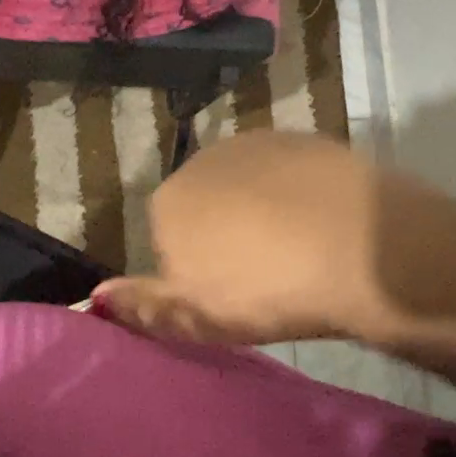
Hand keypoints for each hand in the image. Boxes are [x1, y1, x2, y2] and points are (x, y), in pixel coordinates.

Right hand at [94, 132, 455, 352]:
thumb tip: (95, 297)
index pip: (166, 239)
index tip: (230, 295)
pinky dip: (296, 193)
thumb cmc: (266, 290)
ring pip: (246, 186)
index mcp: (167, 204)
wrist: (360, 246)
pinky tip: (322, 222)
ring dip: (261, 211)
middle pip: (204, 205)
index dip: (196, 272)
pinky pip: (287, 173)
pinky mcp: (305, 138)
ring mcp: (256, 143)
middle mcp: (201, 162)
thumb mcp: (197, 318)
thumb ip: (143, 305)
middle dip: (225, 235)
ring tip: (297, 251)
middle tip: (264, 276)